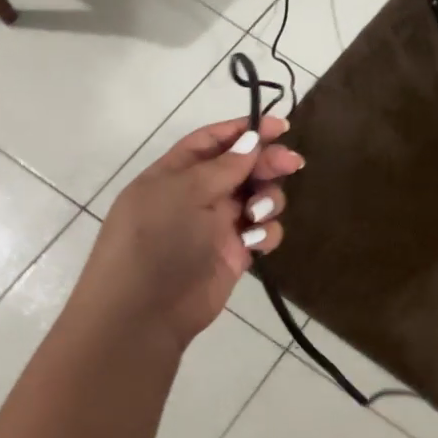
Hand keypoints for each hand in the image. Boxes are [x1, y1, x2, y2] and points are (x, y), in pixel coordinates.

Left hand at [66, 116, 303, 355]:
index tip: (281, 125)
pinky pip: (261, 232)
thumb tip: (253, 140)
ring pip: (258, 198)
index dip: (245, 131)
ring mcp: (216, 226)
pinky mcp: (234, 254)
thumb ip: (224, 166)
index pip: (213, 141)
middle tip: (292, 164)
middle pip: (242, 167)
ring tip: (257, 214)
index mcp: (175, 174)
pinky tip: (255, 242)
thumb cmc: (156, 241)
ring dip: (267, 199)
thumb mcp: (184, 193)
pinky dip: (265, 233)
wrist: (144, 312)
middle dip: (268, 163)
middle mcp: (197, 196)